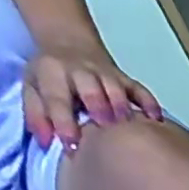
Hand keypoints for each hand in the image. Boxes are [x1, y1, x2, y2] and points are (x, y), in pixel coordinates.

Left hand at [23, 38, 163, 149]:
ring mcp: (105, 74)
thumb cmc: (52, 78)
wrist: (68, 43)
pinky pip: (140, 90)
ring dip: (123, 109)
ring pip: (116, 89)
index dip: (63, 122)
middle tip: (106, 132)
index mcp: (52, 73)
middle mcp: (79, 71)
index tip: (71, 146)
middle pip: (90, 89)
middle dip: (99, 109)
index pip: (56, 97)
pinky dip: (149, 105)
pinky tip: (155, 121)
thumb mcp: (33, 89)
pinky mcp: (125, 79)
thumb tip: (45, 142)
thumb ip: (36, 114)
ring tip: (131, 131)